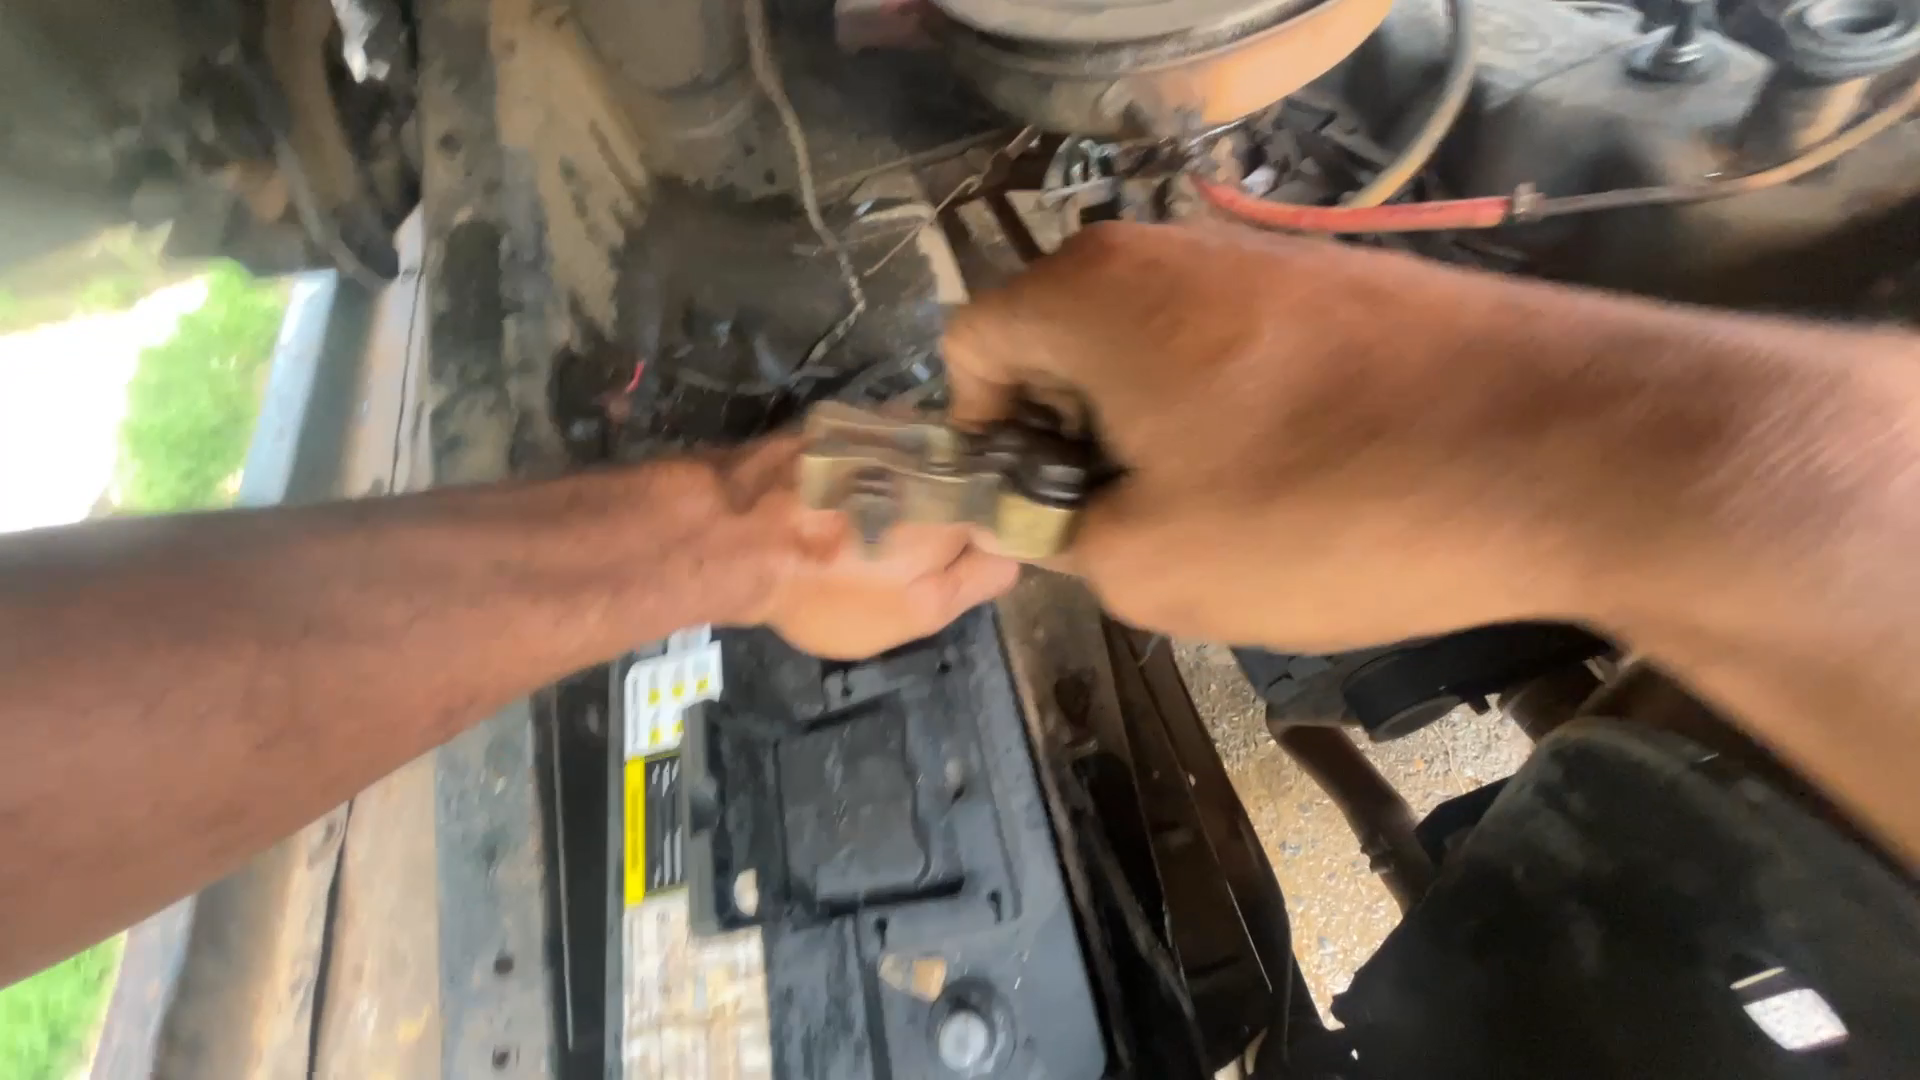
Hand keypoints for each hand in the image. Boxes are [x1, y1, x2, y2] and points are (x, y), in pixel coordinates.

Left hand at [714, 437, 1019, 658]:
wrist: (732, 532)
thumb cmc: (829, 585)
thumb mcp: (915, 611)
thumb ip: (977, 579)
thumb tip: (1013, 553)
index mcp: (966, 499)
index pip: (1013, 507)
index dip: (1000, 532)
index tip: (974, 554)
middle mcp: (940, 451)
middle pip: (975, 475)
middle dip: (962, 503)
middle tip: (918, 542)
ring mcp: (892, 426)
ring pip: (932, 454)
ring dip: (924, 479)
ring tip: (883, 515)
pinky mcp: (849, 418)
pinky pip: (888, 438)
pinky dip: (883, 462)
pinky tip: (852, 491)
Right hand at [942, 222, 1675, 649]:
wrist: (1581, 452)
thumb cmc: (1325, 507)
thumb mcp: (1145, 564)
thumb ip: (1050, 538)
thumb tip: (1036, 514)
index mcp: (1088, 295)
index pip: (968, 350)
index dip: (980, 437)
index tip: (1037, 505)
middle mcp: (1156, 251)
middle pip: (1049, 350)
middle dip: (1060, 443)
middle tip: (1122, 524)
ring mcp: (1246, 262)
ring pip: (1132, 356)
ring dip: (1136, 439)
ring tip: (1208, 512)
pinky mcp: (1318, 288)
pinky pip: (1211, 353)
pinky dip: (1206, 419)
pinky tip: (1278, 481)